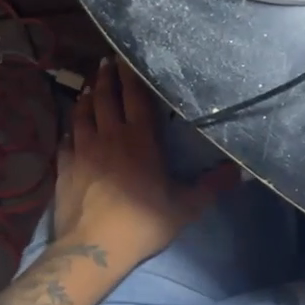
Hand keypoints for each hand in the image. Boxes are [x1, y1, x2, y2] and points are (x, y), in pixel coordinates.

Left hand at [52, 58, 233, 265]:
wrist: (94, 249)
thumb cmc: (143, 223)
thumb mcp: (185, 207)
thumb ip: (211, 186)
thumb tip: (239, 171)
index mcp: (141, 138)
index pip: (136, 96)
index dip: (132, 75)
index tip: (127, 56)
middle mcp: (110, 135)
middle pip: (107, 97)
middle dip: (108, 77)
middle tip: (107, 61)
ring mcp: (84, 150)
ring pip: (83, 113)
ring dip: (87, 96)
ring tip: (90, 86)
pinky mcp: (65, 167)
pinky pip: (67, 139)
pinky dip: (71, 128)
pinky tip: (72, 128)